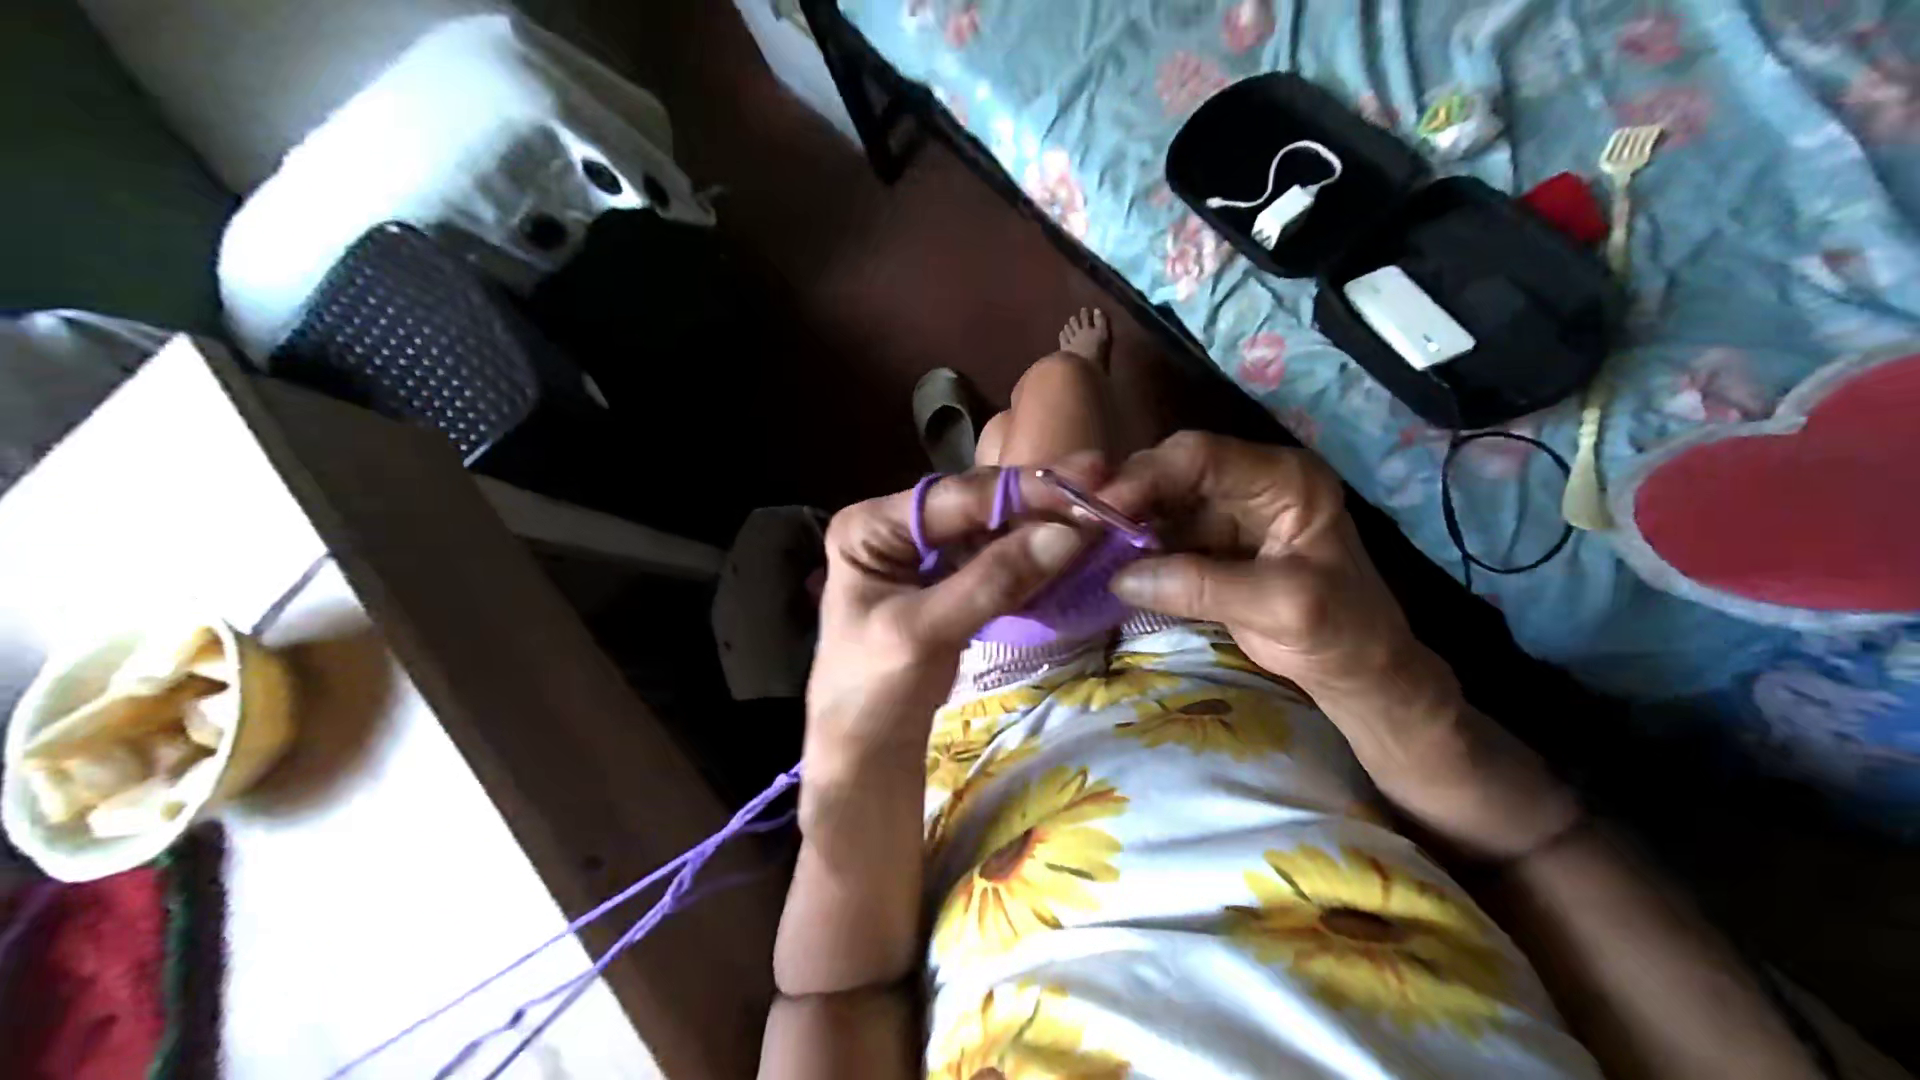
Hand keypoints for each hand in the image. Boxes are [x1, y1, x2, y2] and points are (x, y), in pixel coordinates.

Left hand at [806, 467, 1088, 781]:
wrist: (866, 752)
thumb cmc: (874, 693)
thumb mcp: (925, 633)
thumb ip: (992, 581)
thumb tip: (1067, 534)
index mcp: (870, 525)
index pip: (956, 497)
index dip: (1023, 492)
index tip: (1088, 487)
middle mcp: (897, 525)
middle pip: (978, 504)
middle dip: (1040, 504)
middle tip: (1107, 497)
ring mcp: (925, 552)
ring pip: (993, 528)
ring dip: (1044, 526)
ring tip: (1101, 518)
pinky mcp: (949, 579)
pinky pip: (997, 557)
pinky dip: (1033, 556)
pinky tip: (1072, 549)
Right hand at [1100, 432, 1576, 859]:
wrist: (1360, 674)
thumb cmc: (1343, 634)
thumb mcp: (1283, 607)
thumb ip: (1204, 586)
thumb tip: (1121, 575)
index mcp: (1283, 480)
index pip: (1201, 456)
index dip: (1146, 475)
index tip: (1102, 508)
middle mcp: (1250, 484)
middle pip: (1171, 472)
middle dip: (1125, 497)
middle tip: (1080, 527)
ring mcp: (1227, 513)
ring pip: (1159, 502)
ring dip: (1122, 524)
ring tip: (1082, 545)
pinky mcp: (1209, 543)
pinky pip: (1160, 535)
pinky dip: (1132, 549)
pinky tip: (1104, 563)